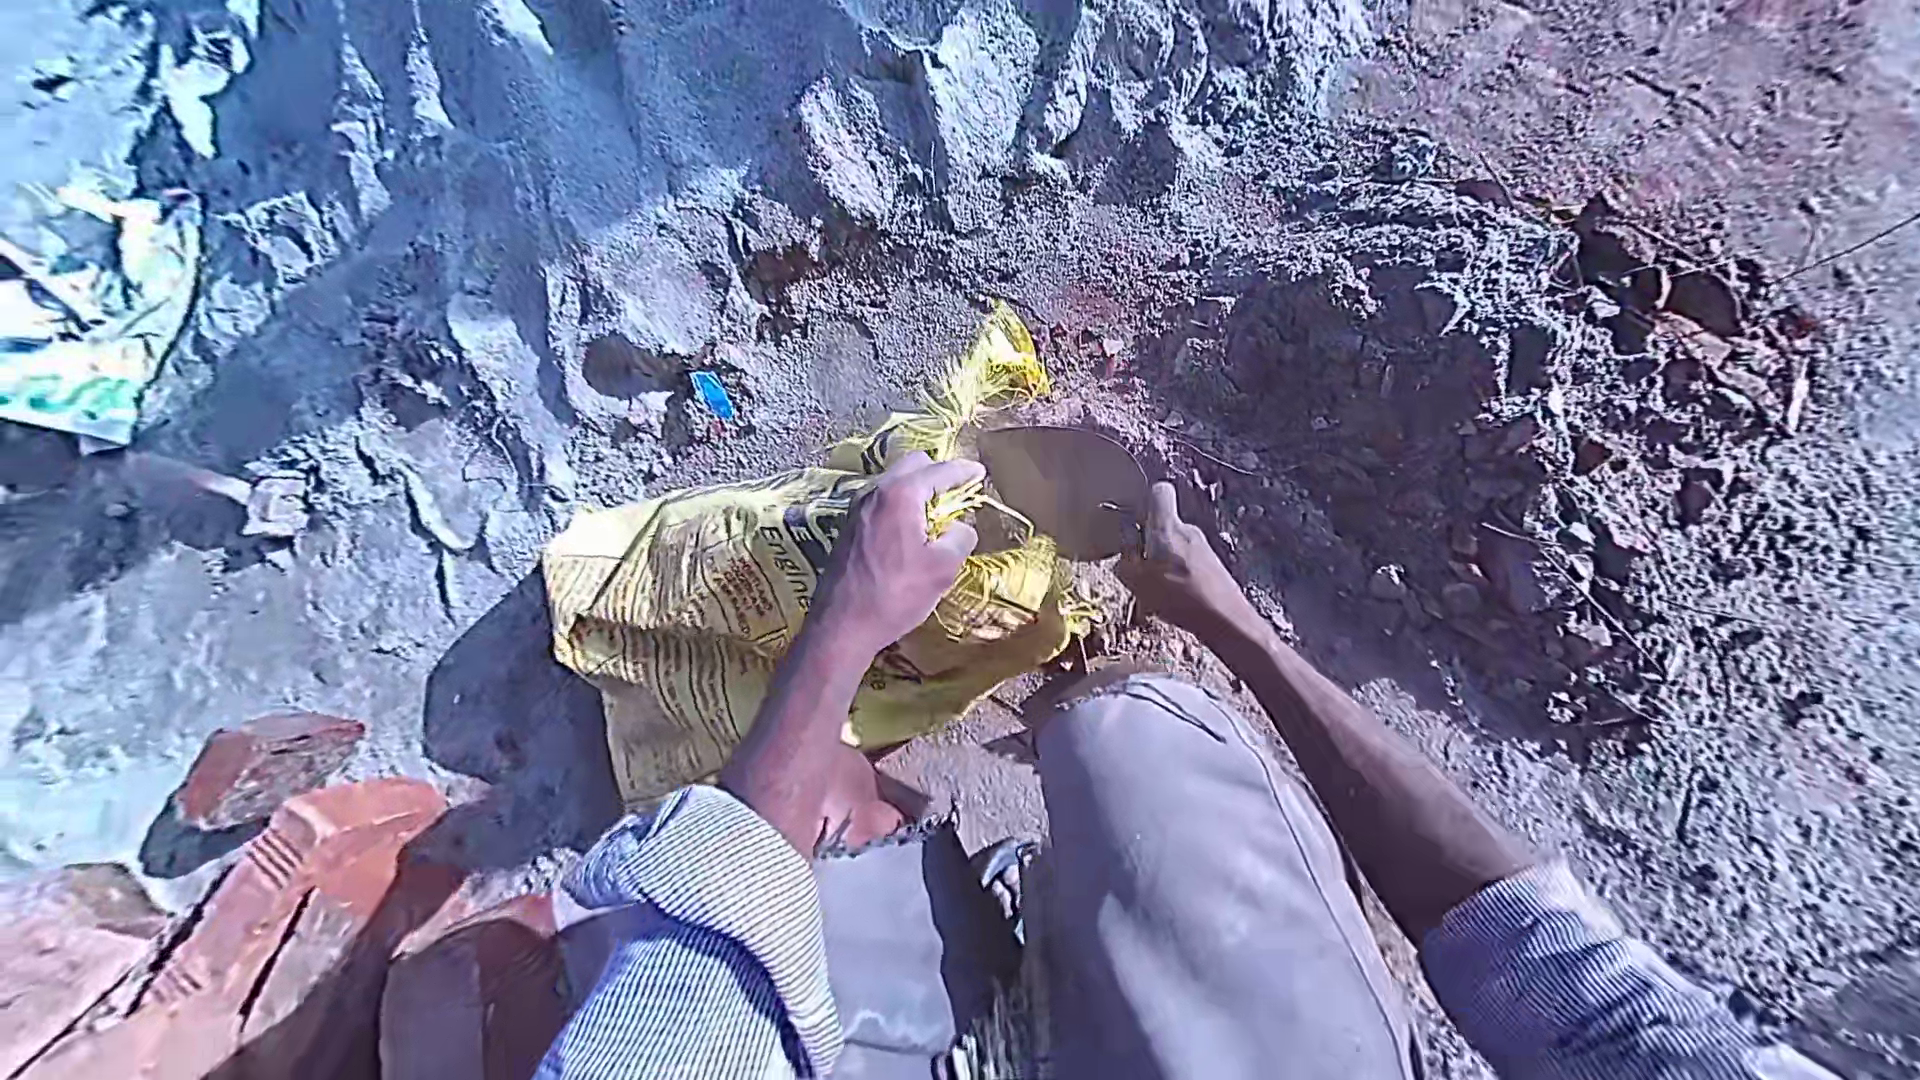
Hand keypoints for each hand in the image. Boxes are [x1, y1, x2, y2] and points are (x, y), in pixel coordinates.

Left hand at [809, 451, 983, 655]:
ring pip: (894, 482)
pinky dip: (901, 504)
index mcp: (900, 495)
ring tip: (938, 512)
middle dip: (938, 473)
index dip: (964, 471)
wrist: (842, 625)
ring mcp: (857, 509)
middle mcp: (875, 493)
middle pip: (912, 466)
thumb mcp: (942, 568)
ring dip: (918, 489)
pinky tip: (911, 528)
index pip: (939, 470)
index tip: (980, 472)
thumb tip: (961, 528)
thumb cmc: (896, 595)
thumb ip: (960, 538)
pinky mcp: (849, 527)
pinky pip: (882, 501)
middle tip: (959, 491)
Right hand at [1117, 481, 1258, 640]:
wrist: (1225, 620)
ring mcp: (1203, 547)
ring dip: (1161, 562)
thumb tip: (1124, 540)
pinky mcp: (1212, 564)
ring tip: (1156, 589)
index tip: (1134, 519)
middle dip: (1148, 541)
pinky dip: (1176, 575)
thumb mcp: (1136, 579)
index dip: (1145, 500)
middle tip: (1138, 567)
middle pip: (1163, 523)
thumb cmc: (1179, 598)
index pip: (1160, 491)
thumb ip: (1125, 555)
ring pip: (1173, 545)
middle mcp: (1188, 530)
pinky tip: (1174, 598)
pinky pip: (1186, 561)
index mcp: (1166, 527)